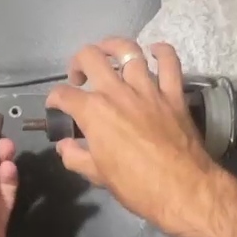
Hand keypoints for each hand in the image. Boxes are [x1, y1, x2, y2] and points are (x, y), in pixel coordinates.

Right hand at [46, 39, 222, 234]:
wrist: (182, 189)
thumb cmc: (136, 186)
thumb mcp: (97, 175)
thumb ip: (75, 156)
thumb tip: (65, 146)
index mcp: (93, 112)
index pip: (63, 95)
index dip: (54, 99)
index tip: (56, 106)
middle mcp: (117, 92)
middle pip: (90, 57)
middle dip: (78, 62)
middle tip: (79, 76)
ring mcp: (147, 89)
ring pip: (128, 50)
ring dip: (113, 47)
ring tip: (109, 54)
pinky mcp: (173, 94)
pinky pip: (170, 62)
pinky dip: (162, 52)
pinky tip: (154, 51)